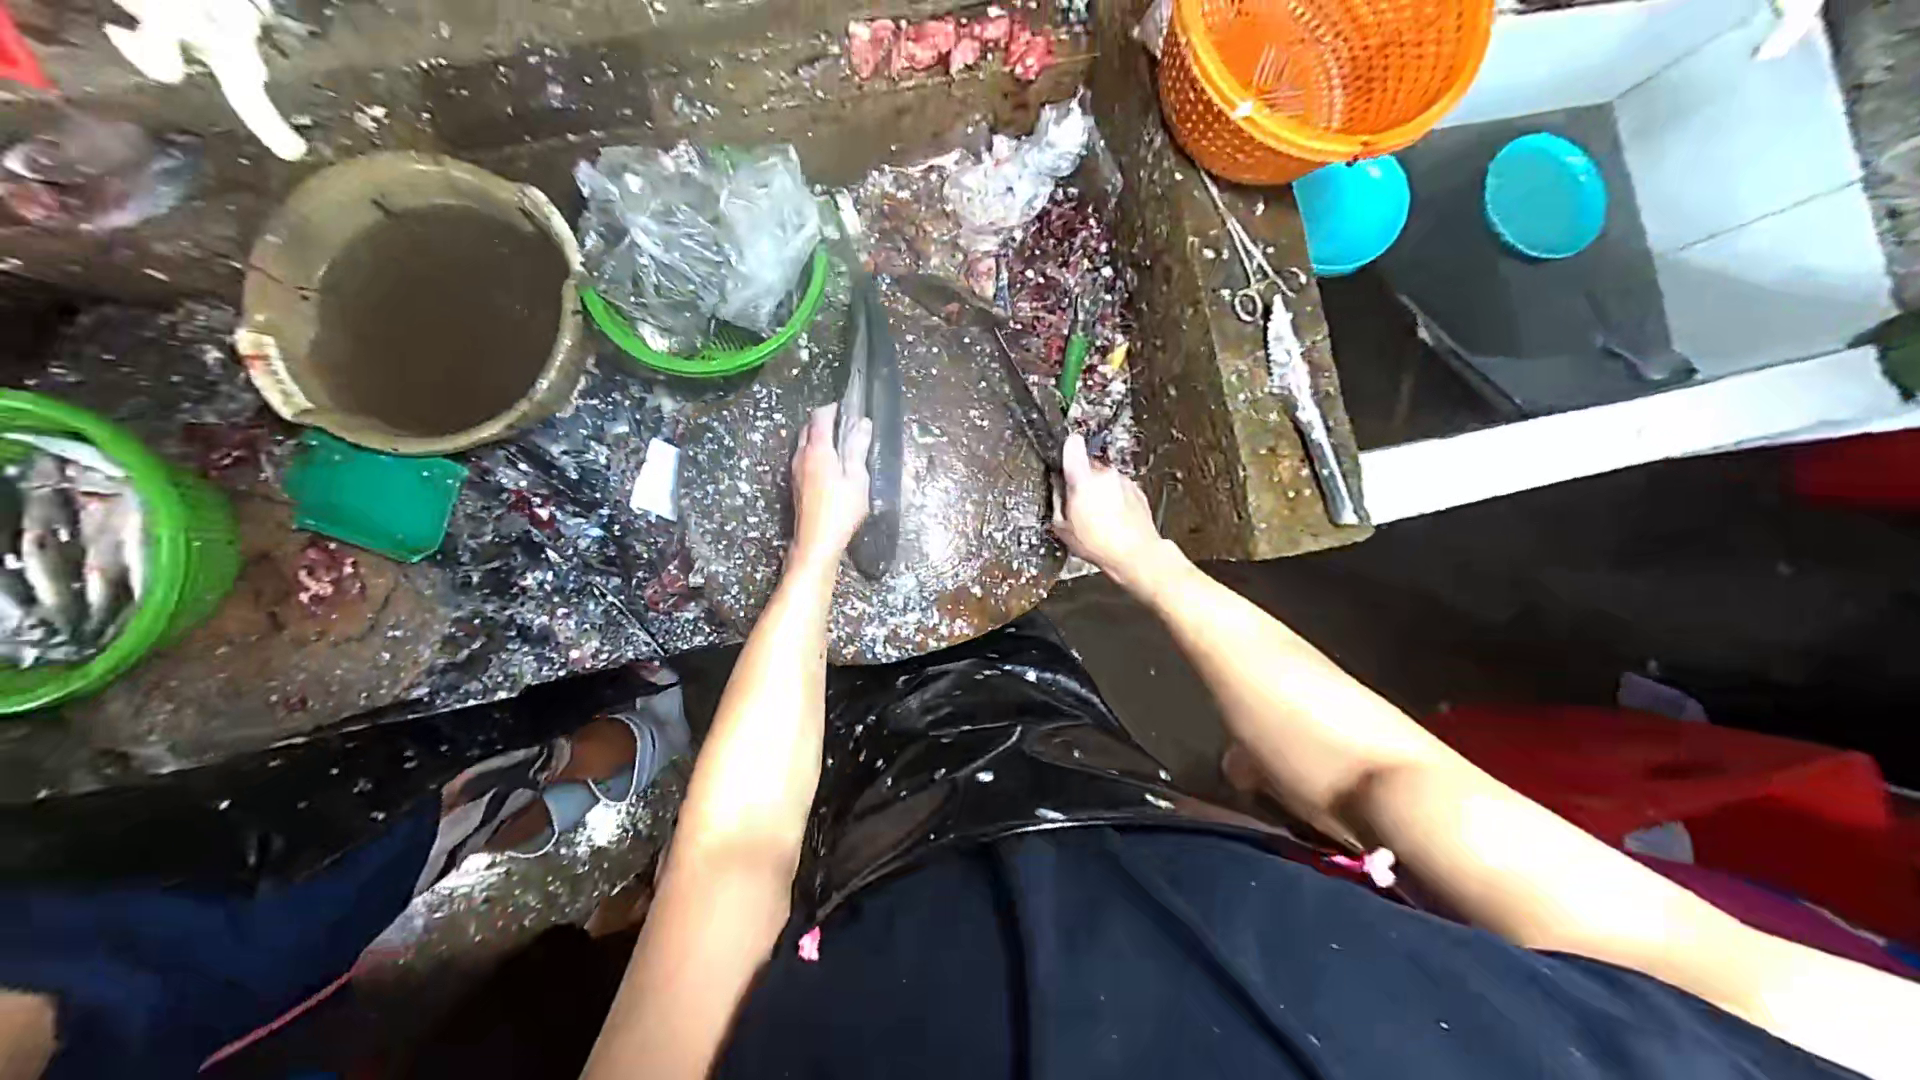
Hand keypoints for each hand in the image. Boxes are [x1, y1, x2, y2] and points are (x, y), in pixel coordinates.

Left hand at [790, 403, 871, 572]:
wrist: (817, 541)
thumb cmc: (841, 509)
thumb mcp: (857, 478)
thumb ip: (857, 448)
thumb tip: (862, 423)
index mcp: (818, 450)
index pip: (820, 417)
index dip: (833, 408)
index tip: (847, 409)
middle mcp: (801, 456)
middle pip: (809, 428)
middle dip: (824, 421)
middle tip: (845, 425)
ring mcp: (796, 471)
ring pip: (804, 443)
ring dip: (819, 438)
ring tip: (840, 444)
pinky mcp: (796, 484)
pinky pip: (804, 458)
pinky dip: (816, 452)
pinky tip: (830, 465)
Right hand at [1051, 433, 1174, 588]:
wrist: (1135, 553)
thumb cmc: (1098, 544)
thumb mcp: (1062, 527)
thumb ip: (1057, 499)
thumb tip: (1056, 485)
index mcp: (1082, 480)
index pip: (1073, 446)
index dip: (1067, 448)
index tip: (1065, 450)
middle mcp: (1104, 475)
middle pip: (1088, 467)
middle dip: (1082, 480)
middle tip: (1077, 504)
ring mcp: (1122, 481)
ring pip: (1104, 478)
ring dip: (1099, 491)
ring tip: (1097, 517)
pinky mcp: (1136, 490)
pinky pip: (1118, 489)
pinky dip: (1114, 499)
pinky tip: (1111, 519)